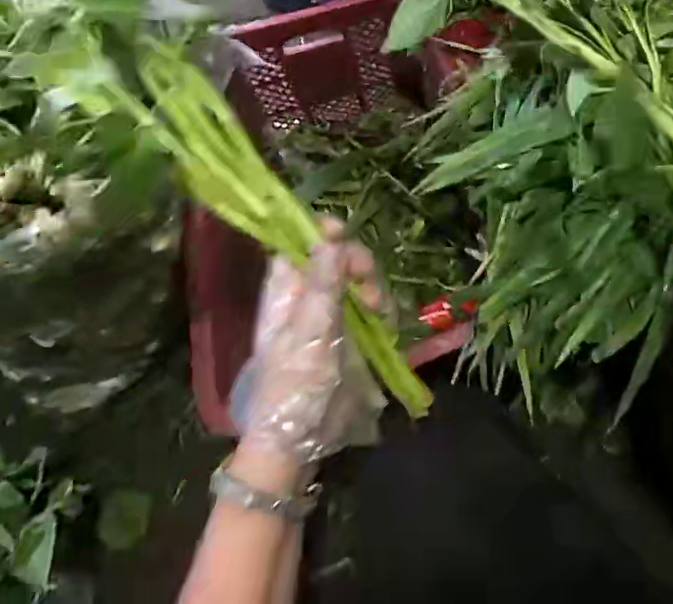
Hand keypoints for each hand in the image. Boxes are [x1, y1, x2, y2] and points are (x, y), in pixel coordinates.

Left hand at [229, 221, 386, 463]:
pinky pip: (370, 306)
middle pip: (335, 257)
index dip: (319, 231)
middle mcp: (307, 296)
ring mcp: (329, 314)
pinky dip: (382, 308)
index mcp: (285, 291)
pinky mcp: (349, 333)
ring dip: (373, 286)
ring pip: (356, 280)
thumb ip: (322, 285)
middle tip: (368, 286)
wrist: (300, 441)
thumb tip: (328, 237)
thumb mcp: (310, 333)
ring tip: (379, 310)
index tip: (343, 230)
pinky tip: (387, 323)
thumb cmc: (295, 386)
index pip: (298, 243)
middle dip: (356, 263)